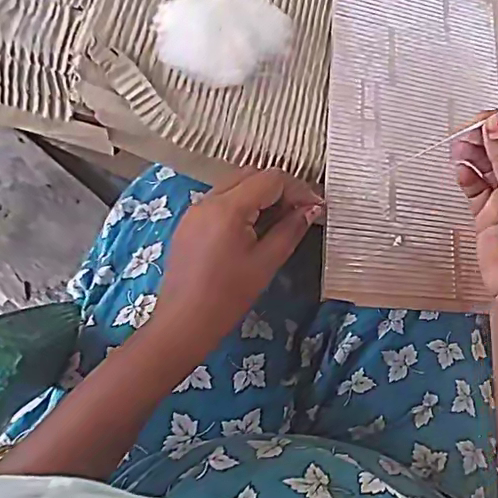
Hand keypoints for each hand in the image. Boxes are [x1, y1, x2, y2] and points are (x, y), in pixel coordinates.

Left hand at [149, 168, 321, 346]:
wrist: (184, 322)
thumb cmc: (227, 296)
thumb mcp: (266, 263)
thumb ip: (290, 230)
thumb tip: (311, 209)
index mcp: (228, 208)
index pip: (271, 178)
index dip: (298, 189)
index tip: (314, 208)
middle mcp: (208, 200)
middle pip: (251, 174)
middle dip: (279, 188)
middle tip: (299, 213)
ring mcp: (195, 210)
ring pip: (234, 185)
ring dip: (260, 195)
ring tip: (279, 222)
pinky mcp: (189, 223)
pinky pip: (220, 200)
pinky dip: (241, 205)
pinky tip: (253, 229)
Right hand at [452, 112, 497, 309]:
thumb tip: (497, 126)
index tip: (486, 119)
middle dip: (485, 137)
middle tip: (466, 132)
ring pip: (486, 164)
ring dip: (472, 154)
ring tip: (459, 148)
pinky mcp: (487, 211)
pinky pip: (474, 185)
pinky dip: (465, 176)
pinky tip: (460, 170)